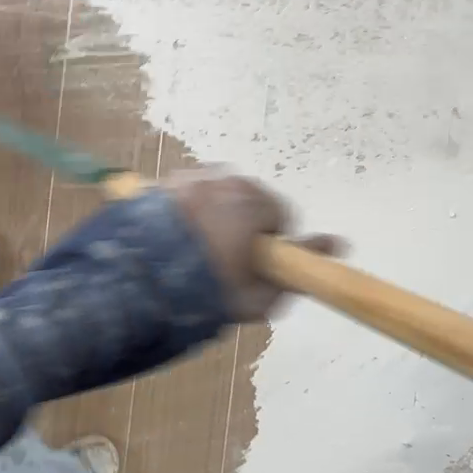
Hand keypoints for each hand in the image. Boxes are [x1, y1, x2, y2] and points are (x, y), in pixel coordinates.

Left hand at [162, 168, 345, 321]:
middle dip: (241, 225)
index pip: (279, 215)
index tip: (252, 264)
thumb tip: (338, 244)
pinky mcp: (157, 184)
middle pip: (246, 200)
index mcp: (251, 200)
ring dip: (213, 216)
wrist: (135, 287)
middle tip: (221, 262)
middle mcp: (220, 179)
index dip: (269, 244)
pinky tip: (173, 241)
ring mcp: (185, 178)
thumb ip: (302, 268)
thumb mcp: (260, 294)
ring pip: (215, 196)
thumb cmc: (203, 292)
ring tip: (194, 253)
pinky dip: (185, 212)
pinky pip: (185, 195)